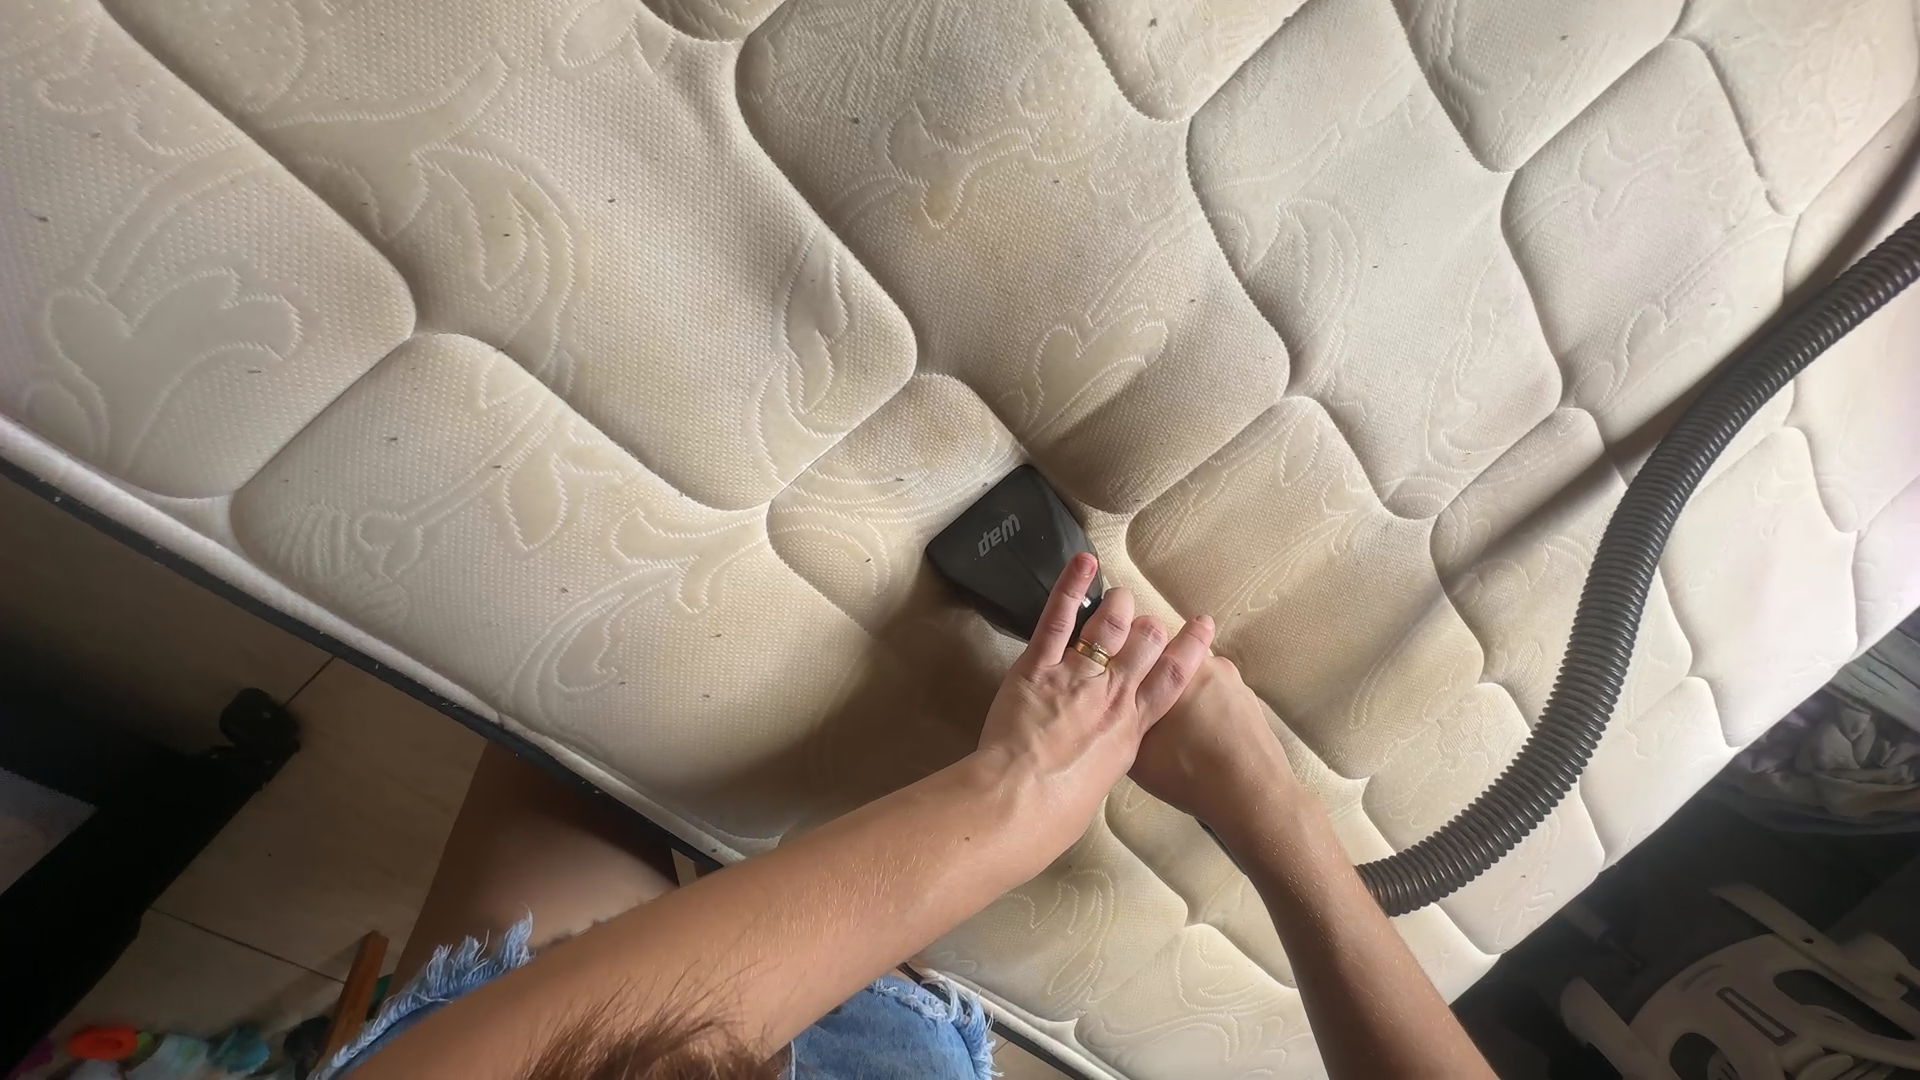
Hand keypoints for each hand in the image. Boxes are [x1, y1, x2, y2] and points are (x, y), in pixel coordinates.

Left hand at [974, 553, 1213, 855]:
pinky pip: (1057, 620)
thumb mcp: (1102, 779)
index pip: (1172, 677)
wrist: (1022, 800)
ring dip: (1117, 606)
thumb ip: (1111, 749)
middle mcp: (1111, 695)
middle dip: (1147, 625)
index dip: (1191, 647)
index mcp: (1131, 726)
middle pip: (1145, 644)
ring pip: (1109, 627)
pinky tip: (1083, 562)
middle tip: (1141, 618)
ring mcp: (1077, 677)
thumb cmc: (1059, 806)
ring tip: (1118, 595)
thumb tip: (1109, 742)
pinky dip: (1070, 587)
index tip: (1202, 625)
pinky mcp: (1038, 666)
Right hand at [1130, 656, 1296, 836]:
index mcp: (1176, 666)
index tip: (1121, 681)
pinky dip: (1206, 708)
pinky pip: (1217, 695)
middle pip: (1171, 658)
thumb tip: (1111, 704)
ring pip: (1196, 677)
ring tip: (1174, 727)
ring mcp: (1234, 680)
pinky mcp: (1250, 700)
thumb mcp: (1135, 750)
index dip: (1130, 661)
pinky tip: (1200, 736)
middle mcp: (1208, 662)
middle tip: (1145, 709)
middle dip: (1156, 677)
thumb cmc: (1188, 771)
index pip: (1144, 643)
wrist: (1253, 798)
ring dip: (1183, 694)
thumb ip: (1120, 717)